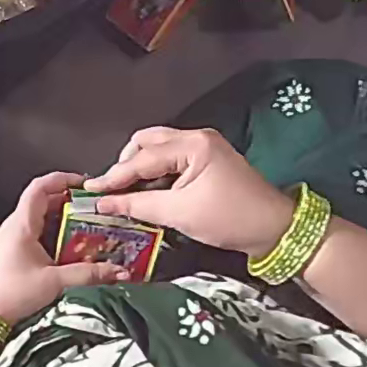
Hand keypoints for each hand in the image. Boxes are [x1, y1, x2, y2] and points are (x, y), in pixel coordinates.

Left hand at [0, 172, 130, 324]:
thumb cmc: (10, 292)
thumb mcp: (54, 281)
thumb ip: (88, 274)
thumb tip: (116, 271)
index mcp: (22, 224)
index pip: (40, 187)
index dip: (63, 179)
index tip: (84, 183)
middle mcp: (17, 225)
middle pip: (45, 200)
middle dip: (71, 201)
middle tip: (94, 208)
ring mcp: (16, 236)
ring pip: (44, 216)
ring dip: (66, 218)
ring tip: (90, 225)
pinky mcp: (18, 249)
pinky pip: (41, 232)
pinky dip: (58, 233)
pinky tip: (74, 245)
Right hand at [86, 128, 293, 259]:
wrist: (276, 229)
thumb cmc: (229, 219)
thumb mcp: (179, 213)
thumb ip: (137, 205)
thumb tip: (102, 204)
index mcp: (192, 145)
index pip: (142, 159)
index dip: (114, 177)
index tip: (90, 191)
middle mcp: (196, 137)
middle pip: (146, 142)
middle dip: (126, 164)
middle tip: (112, 189)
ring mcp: (203, 146)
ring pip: (157, 147)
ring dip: (139, 166)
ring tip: (126, 189)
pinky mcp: (206, 159)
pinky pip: (170, 157)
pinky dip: (154, 170)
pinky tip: (146, 188)